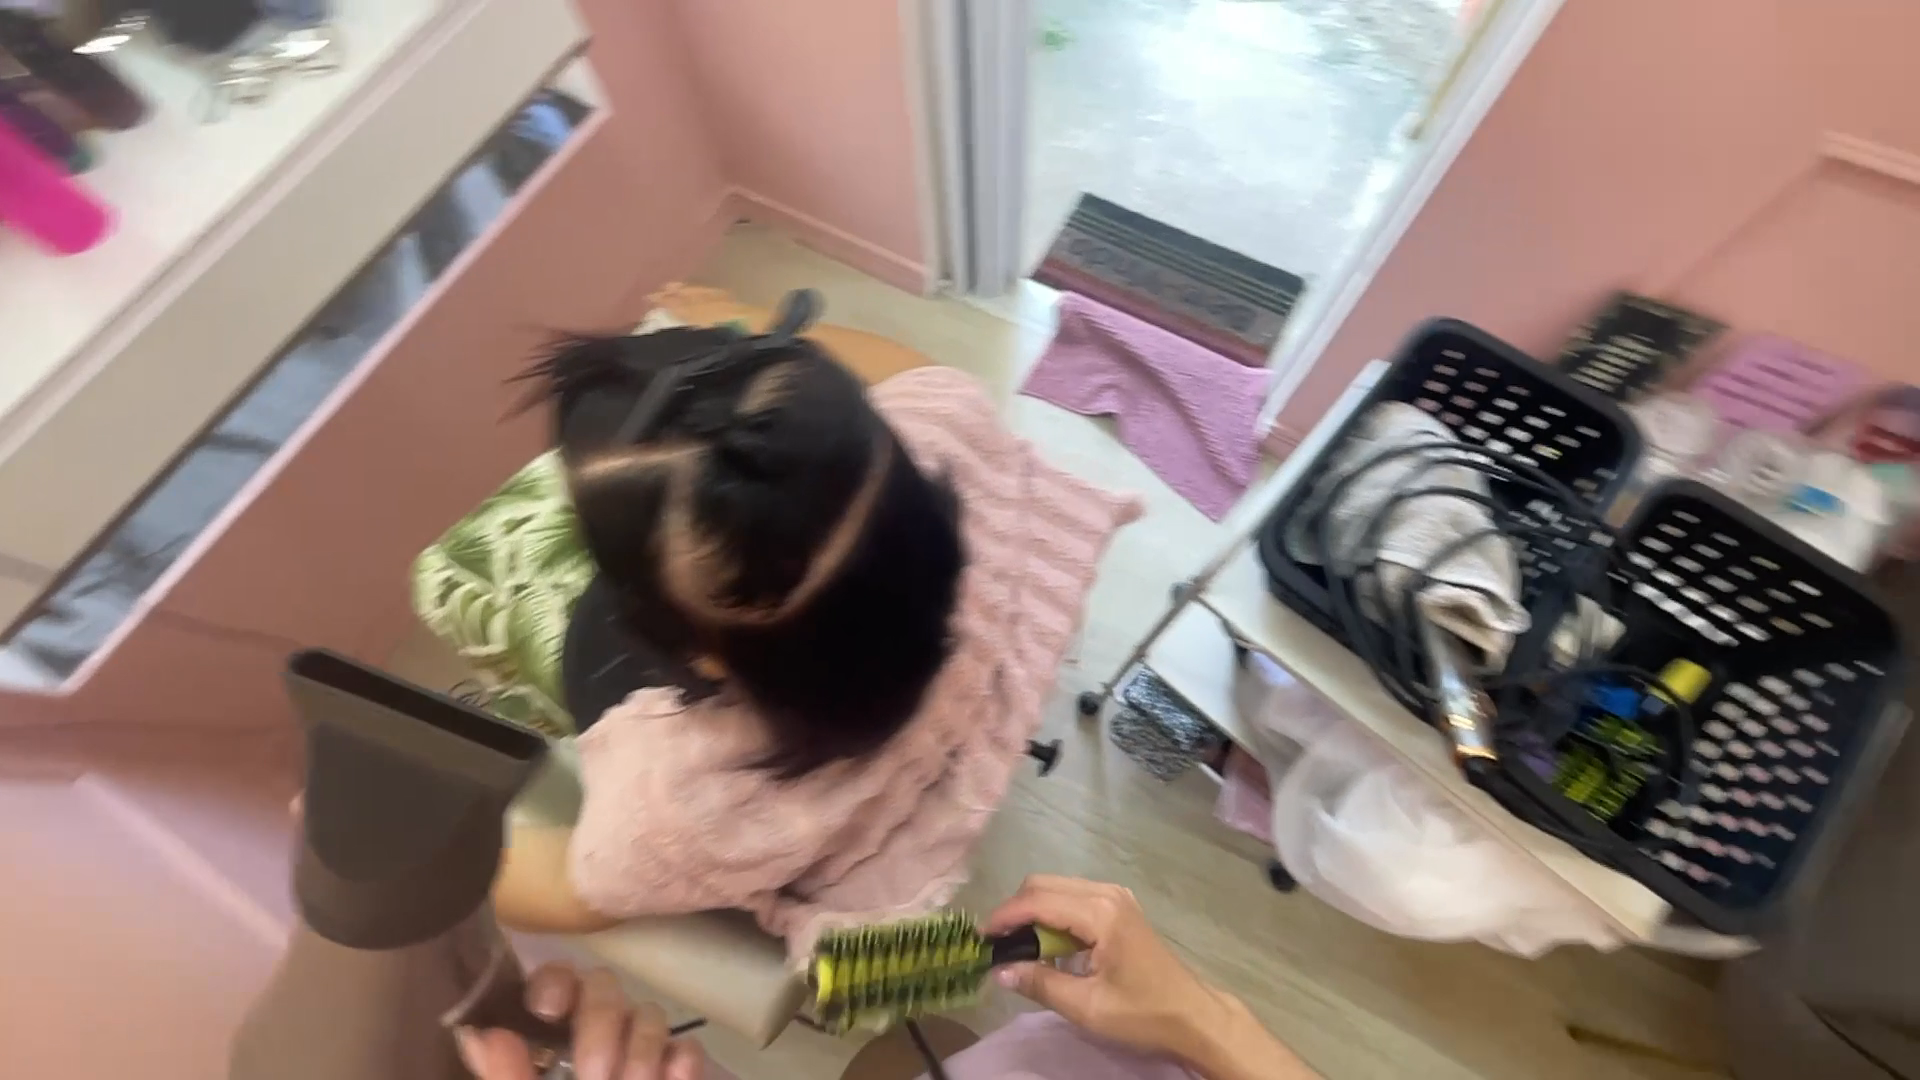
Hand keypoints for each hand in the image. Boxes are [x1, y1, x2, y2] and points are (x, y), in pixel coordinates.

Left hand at [455, 964, 704, 1079]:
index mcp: (545, 1052)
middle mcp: (589, 1044)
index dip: (556, 982)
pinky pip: (686, 1048)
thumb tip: (479, 1031)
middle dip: (602, 1020)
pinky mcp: (674, 1078)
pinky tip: (672, 1079)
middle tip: (596, 1072)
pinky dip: (681, 1061)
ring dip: (642, 1045)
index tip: (550, 1009)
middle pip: (604, 988)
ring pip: (648, 1012)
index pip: (553, 986)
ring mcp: (635, 1059)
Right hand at [984, 876, 1227, 1061]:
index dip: (1005, 916)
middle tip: (998, 944)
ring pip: (1056, 887)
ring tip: (1019, 946)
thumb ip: (1040, 983)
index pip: (1037, 900)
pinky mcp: (1117, 903)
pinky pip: (1072, 896)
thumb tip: (999, 970)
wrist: (1192, 1015)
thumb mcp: (1087, 1007)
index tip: (981, 938)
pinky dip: (1052, 913)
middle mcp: (1104, 891)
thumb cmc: (1142, 1013)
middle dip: (1015, 910)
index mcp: (1099, 912)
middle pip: (1043, 884)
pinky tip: (1049, 944)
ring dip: (1033, 911)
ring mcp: (1113, 894)